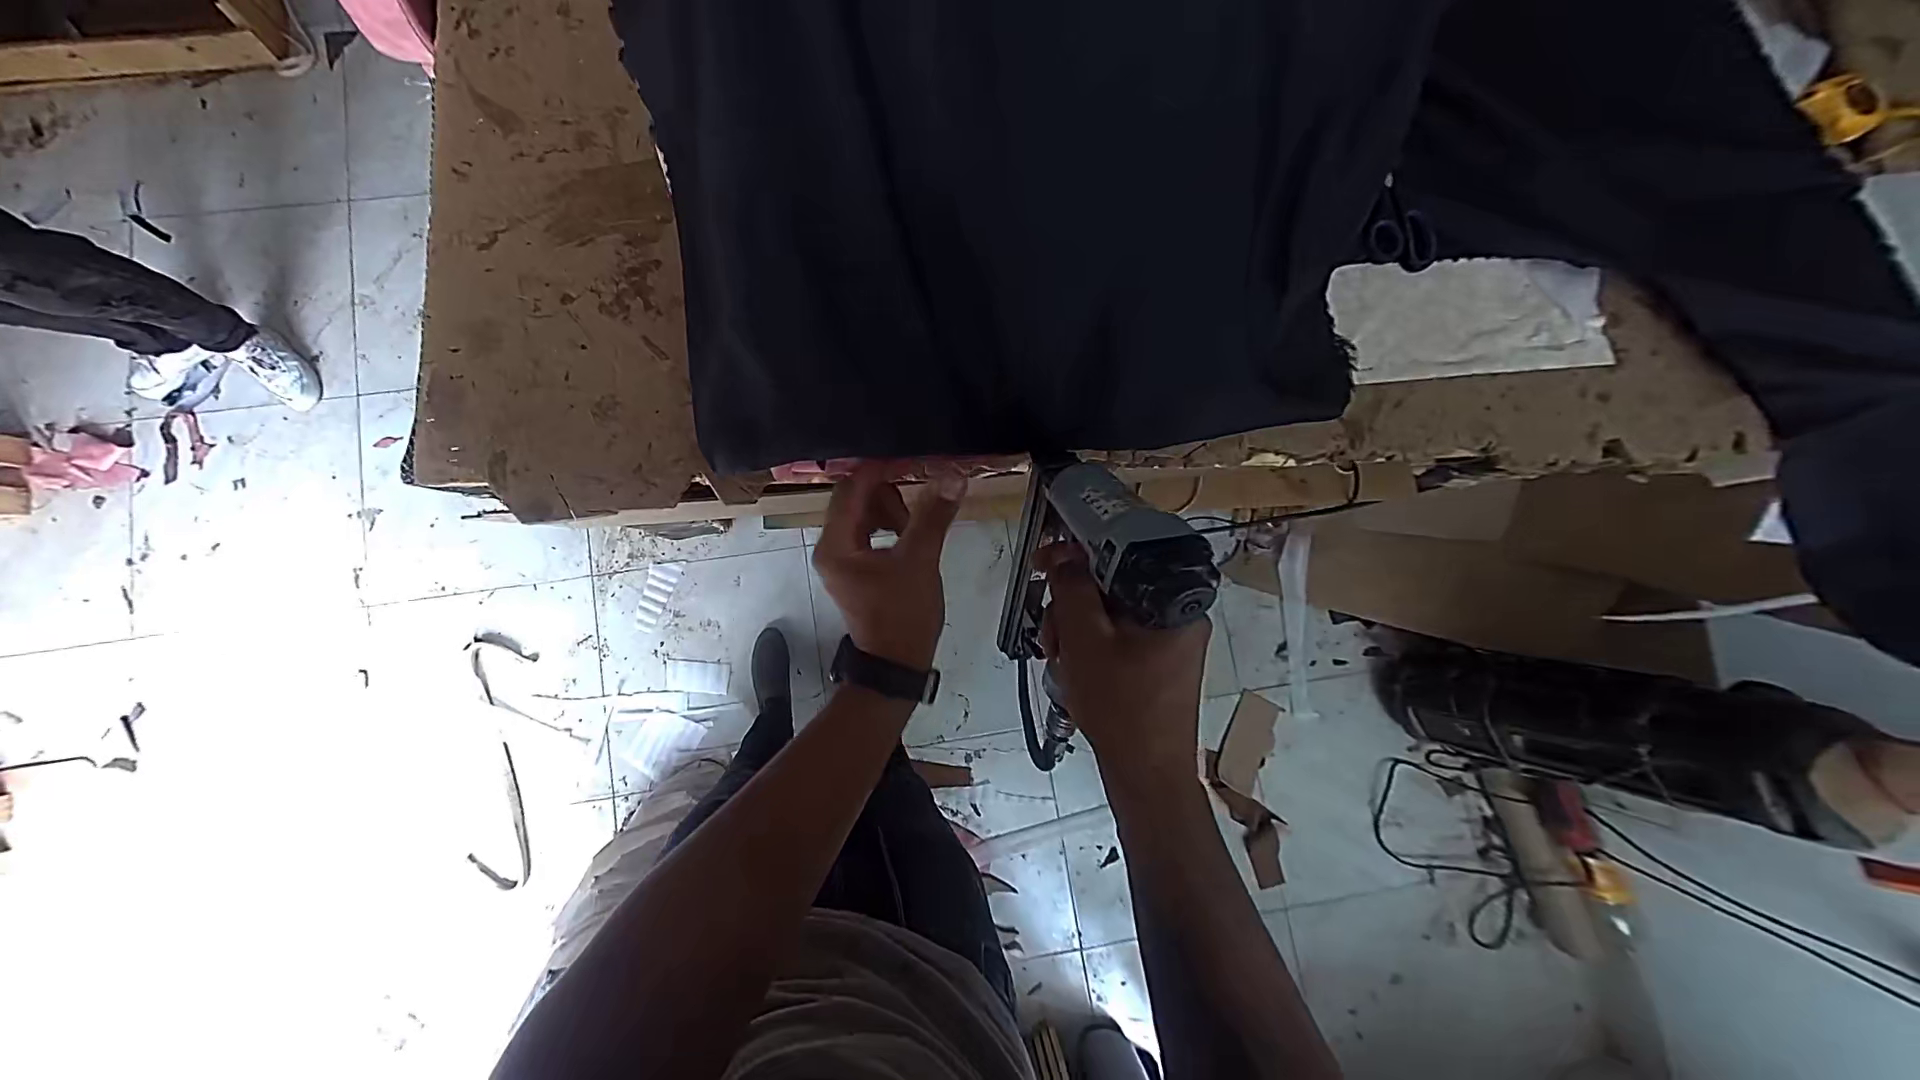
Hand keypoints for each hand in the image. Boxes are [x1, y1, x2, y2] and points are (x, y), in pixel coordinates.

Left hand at [813, 463, 965, 669]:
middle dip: (889, 496)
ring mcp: (842, 558)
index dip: (881, 470)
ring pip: (865, 514)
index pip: (851, 489)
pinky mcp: (856, 567)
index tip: (913, 462)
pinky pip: (870, 532)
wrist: (898, 662)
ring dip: (893, 511)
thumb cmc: (904, 615)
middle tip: (917, 510)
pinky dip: (891, 527)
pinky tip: (910, 539)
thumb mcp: (920, 560)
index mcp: (836, 545)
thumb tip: (952, 476)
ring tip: (915, 532)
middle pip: (856, 499)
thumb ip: (933, 515)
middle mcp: (831, 547)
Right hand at [1036, 541, 1208, 785]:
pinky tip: (1072, 669)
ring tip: (1058, 660)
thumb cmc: (1120, 705)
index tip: (1046, 558)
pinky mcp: (1156, 659)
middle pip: (1113, 584)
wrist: (1146, 773)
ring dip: (1075, 628)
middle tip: (1050, 633)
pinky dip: (1089, 645)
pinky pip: (1116, 635)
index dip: (1081, 548)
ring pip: (1110, 611)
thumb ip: (1073, 588)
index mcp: (1174, 599)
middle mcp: (1177, 612)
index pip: (1126, 550)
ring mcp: (1168, 638)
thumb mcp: (1086, 640)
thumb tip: (1063, 554)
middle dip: (1072, 604)